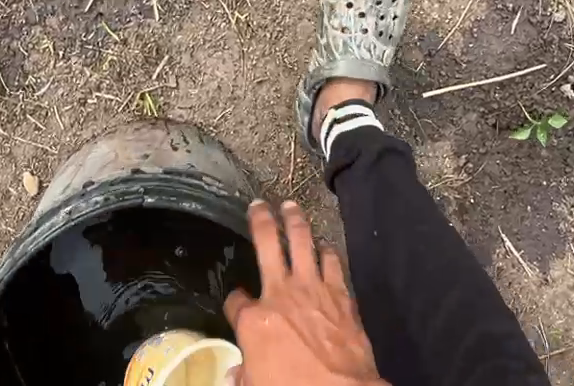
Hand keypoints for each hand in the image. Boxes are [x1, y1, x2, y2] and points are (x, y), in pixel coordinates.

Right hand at [225, 200, 385, 385]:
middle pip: (267, 244)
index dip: (234, 301)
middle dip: (262, 220)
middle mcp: (281, 293)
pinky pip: (332, 262)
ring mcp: (313, 288)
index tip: (237, 303)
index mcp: (255, 321)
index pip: (235, 301)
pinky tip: (325, 246)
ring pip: (302, 240)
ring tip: (291, 206)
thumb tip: (238, 374)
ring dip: (296, 221)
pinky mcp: (340, 294)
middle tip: (258, 204)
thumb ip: (245, 375)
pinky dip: (327, 252)